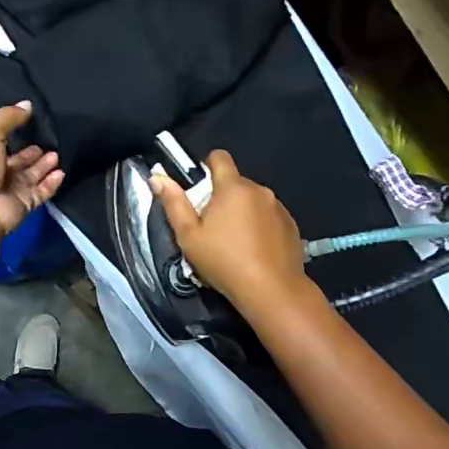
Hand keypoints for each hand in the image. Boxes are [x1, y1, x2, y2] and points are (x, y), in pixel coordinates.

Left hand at [0, 101, 65, 242]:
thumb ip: (8, 117)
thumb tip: (28, 105)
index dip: (13, 128)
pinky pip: (40, 191)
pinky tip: (61, 172)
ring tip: (58, 153)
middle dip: (33, 149)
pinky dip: (51, 183)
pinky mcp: (22, 204)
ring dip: (45, 164)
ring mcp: (8, 189)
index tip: (32, 118)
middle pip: (18, 158)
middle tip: (51, 137)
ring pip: (31, 174)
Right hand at [151, 150, 308, 309]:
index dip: (206, 167)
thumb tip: (157, 177)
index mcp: (232, 188)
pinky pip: (269, 216)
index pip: (219, 157)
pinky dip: (260, 226)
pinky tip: (254, 250)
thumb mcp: (189, 236)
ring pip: (253, 200)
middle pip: (235, 183)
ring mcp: (279, 208)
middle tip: (210, 228)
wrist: (271, 290)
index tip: (199, 189)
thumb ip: (173, 203)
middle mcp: (259, 190)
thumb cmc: (224, 262)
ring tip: (234, 243)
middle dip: (222, 198)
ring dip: (242, 212)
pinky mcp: (291, 225)